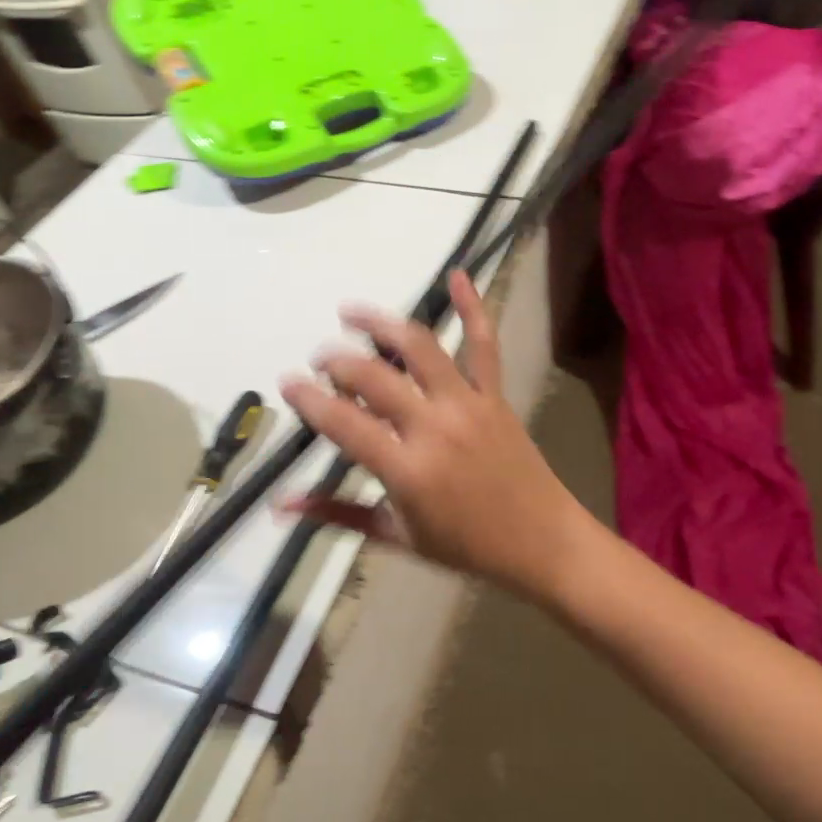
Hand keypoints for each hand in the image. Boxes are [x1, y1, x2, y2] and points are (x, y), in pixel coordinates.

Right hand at [279, 271, 593, 596]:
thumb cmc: (466, 546)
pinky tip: (459, 275)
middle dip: (337, 360)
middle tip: (319, 359)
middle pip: (374, 376)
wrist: (541, 541)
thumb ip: (337, 514)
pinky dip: (474, 307)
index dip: (309, 398)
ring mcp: (469, 404)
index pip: (344, 422)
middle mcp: (434, 426)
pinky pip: (485, 345)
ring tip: (352, 312)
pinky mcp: (496, 396)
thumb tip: (280, 506)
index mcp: (407, 468)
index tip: (288, 382)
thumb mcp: (397, 536)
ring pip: (421, 348)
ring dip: (382, 322)